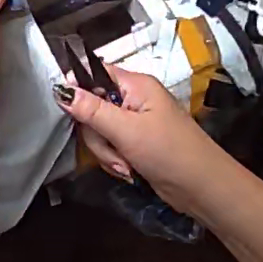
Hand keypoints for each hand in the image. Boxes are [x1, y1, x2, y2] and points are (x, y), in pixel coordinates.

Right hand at [55, 65, 231, 218]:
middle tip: (112, 150)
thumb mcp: (126, 131)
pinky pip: (109, 145)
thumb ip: (91, 110)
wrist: (202, 188)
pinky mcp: (134, 142)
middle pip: (92, 107)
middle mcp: (133, 99)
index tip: (68, 110)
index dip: (77, 88)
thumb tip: (60, 90)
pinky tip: (127, 170)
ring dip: (105, 152)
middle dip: (96, 134)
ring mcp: (134, 122)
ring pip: (98, 130)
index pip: (95, 73)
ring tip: (124, 166)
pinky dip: (113, 160)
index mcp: (136, 85)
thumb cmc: (168, 152)